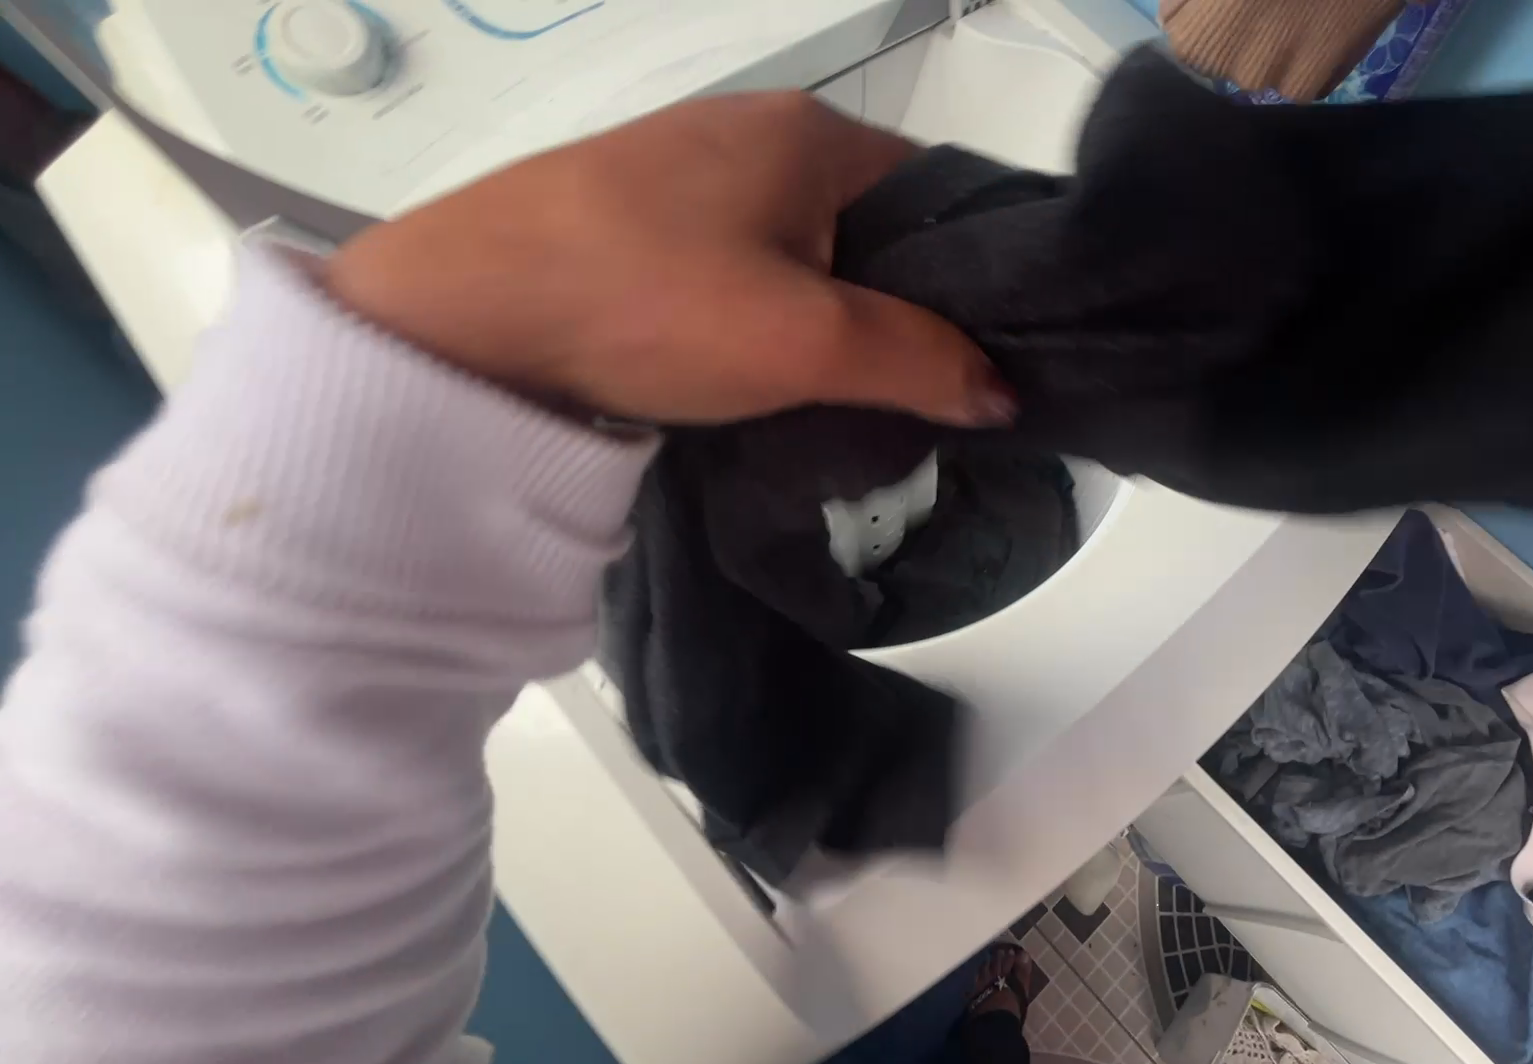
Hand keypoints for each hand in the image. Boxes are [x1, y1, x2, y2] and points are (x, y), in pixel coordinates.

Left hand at [325, 92, 1015, 427]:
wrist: (461, 324)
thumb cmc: (649, 305)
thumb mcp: (806, 340)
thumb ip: (918, 360)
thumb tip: (1004, 392)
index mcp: (811, 135)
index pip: (937, 192)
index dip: (976, 269)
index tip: (996, 345)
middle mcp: (760, 135)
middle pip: (878, 226)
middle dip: (911, 303)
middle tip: (935, 381)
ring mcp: (700, 175)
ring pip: (818, 251)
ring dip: (847, 315)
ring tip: (865, 385)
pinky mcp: (657, 224)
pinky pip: (761, 267)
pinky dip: (789, 313)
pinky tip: (786, 363)